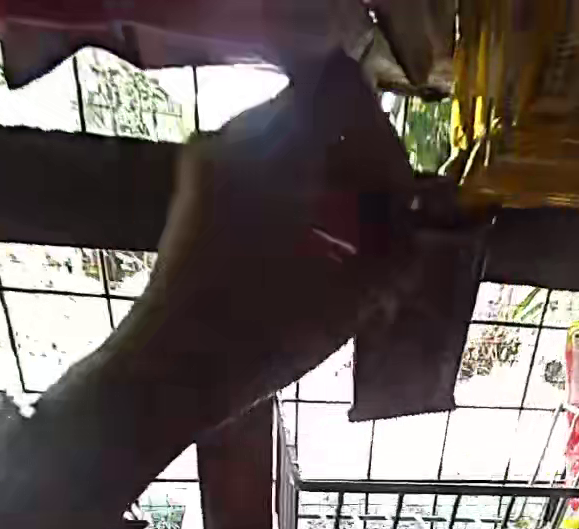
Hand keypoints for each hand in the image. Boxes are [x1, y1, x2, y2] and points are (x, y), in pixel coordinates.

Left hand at [102, 51, 413, 432]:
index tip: (399, 203)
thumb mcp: (339, 304)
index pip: (345, 102)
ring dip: (327, 202)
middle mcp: (231, 142)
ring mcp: (206, 175)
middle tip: (381, 236)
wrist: (166, 377)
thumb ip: (389, 265)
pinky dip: (292, 216)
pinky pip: (257, 190)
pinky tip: (310, 265)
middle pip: (314, 134)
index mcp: (271, 144)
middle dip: (357, 184)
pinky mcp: (194, 211)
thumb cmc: (255, 337)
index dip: (383, 151)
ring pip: (286, 164)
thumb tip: (413, 247)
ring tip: (349, 258)